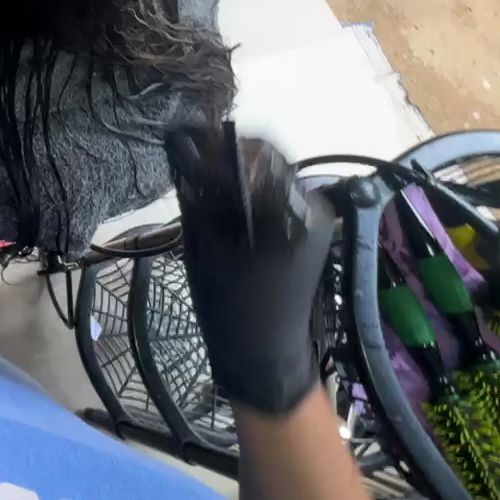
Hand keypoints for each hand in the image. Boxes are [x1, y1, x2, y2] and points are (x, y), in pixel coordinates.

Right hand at [167, 126, 334, 415]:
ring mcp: (314, 218)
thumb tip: (185, 151)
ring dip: (236, 171)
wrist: (263, 356)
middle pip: (268, 158)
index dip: (219, 143)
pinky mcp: (309, 229)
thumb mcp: (204, 242)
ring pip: (270, 172)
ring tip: (204, 184)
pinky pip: (275, 192)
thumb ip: (199, 192)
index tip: (187, 148)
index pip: (258, 152)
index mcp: (292, 211)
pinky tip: (223, 203)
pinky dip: (247, 189)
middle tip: (192, 165)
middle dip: (227, 155)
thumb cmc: (231, 303)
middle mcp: (312, 208)